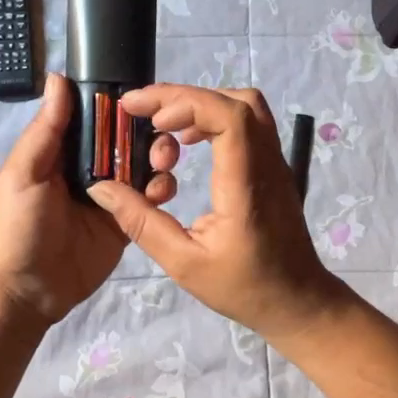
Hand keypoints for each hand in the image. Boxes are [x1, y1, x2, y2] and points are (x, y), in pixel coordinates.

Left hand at [0, 73, 179, 325]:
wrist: (28, 291)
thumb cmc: (18, 227)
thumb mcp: (23, 174)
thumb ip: (46, 130)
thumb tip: (58, 77)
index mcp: (60, 151)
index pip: (94, 117)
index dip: (118, 104)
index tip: (146, 94)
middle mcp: (87, 168)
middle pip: (125, 139)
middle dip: (147, 132)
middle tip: (163, 135)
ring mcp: (109, 195)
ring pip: (141, 165)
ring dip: (157, 158)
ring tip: (164, 161)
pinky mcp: (124, 221)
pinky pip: (148, 199)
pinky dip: (160, 190)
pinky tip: (162, 190)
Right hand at [85, 85, 351, 339]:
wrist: (297, 300)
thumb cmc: (243, 287)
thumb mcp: (183, 263)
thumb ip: (140, 223)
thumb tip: (101, 187)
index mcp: (246, 186)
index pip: (231, 119)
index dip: (188, 104)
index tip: (150, 117)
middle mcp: (266, 164)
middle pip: (236, 102)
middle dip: (183, 96)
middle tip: (140, 108)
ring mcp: (275, 162)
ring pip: (245, 106)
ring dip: (200, 103)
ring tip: (161, 122)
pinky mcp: (273, 166)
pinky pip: (247, 123)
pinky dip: (213, 117)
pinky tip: (186, 139)